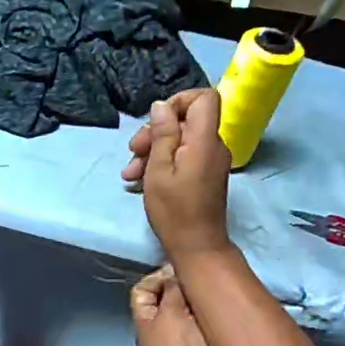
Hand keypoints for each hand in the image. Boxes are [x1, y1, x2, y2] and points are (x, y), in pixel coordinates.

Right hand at [121, 89, 231, 261]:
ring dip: (154, 150)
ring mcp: (211, 160)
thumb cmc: (174, 210)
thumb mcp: (159, 170)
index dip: (179, 101)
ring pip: (182, 139)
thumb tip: (161, 105)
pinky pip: (185, 155)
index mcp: (204, 140)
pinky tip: (141, 179)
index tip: (156, 122)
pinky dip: (163, 162)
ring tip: (131, 173)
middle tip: (133, 152)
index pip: (205, 98)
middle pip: (187, 119)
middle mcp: (213, 145)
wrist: (197, 247)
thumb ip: (162, 134)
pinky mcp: (205, 174)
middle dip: (156, 131)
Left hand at [132, 265, 225, 345]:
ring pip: (192, 309)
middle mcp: (162, 325)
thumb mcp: (171, 312)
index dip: (158, 276)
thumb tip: (176, 271)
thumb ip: (173, 288)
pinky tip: (230, 307)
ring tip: (220, 289)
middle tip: (206, 277)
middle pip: (171, 297)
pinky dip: (216, 315)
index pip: (144, 288)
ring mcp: (183, 338)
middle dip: (186, 286)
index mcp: (146, 317)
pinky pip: (209, 324)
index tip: (180, 270)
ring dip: (204, 301)